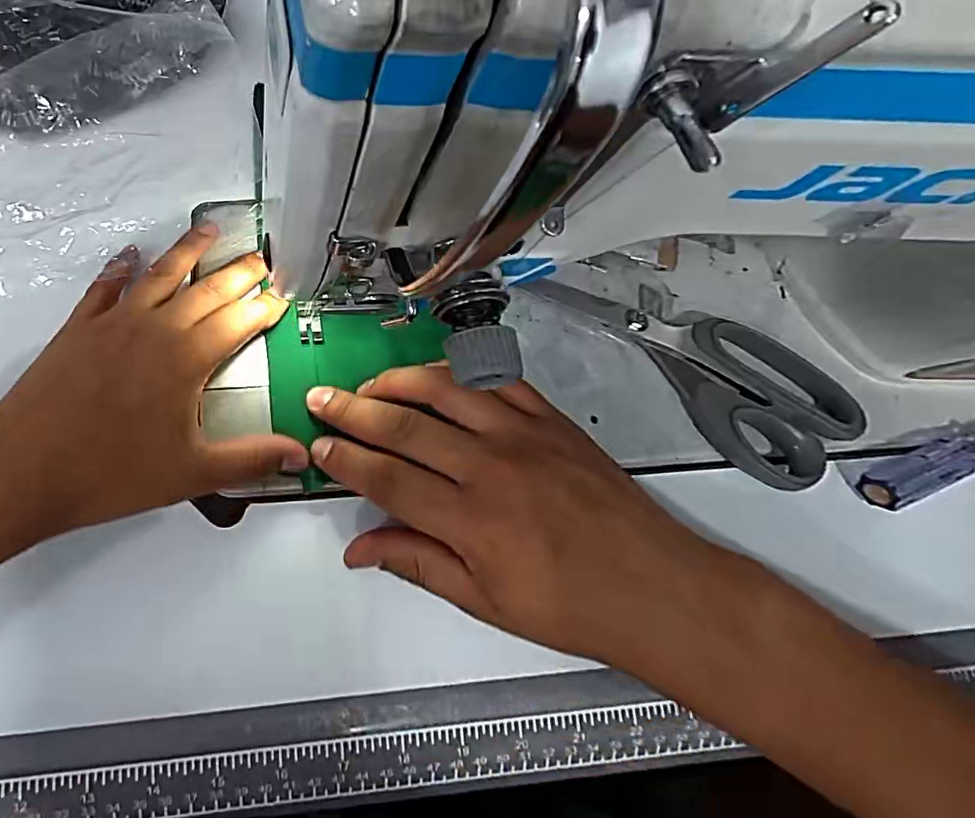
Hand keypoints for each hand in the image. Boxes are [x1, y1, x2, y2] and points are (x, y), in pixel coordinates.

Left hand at [0, 224, 306, 588]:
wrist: (24, 468)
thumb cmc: (109, 472)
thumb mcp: (190, 473)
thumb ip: (249, 460)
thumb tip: (299, 455)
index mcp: (186, 359)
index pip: (239, 320)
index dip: (265, 307)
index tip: (282, 299)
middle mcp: (156, 329)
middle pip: (208, 289)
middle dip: (240, 271)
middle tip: (261, 259)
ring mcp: (115, 322)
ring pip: (161, 273)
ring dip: (188, 249)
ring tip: (209, 230)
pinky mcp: (81, 326)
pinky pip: (106, 285)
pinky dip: (121, 266)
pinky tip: (130, 253)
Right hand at [305, 365, 771, 686]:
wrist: (654, 587)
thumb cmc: (574, 604)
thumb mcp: (484, 600)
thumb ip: (417, 562)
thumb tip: (362, 549)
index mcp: (471, 520)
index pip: (387, 478)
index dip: (346, 458)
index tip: (320, 446)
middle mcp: (491, 467)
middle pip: (404, 425)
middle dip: (353, 410)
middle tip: (323, 399)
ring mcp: (522, 435)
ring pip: (444, 389)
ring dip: (397, 381)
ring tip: (369, 383)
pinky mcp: (550, 419)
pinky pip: (496, 379)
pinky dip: (459, 371)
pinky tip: (436, 374)